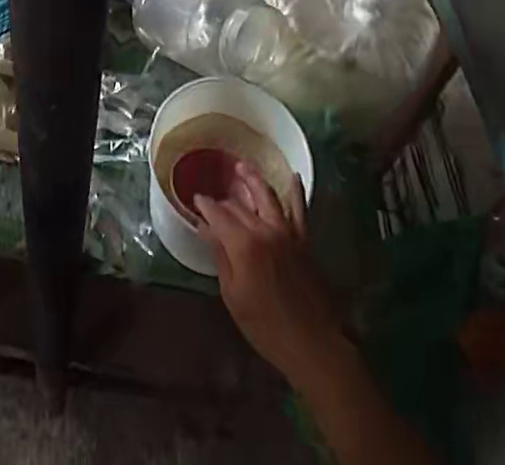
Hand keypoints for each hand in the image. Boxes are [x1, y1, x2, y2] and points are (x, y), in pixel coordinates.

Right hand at [193, 162, 346, 384]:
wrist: (309, 338)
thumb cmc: (264, 325)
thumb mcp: (233, 295)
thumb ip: (221, 256)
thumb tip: (208, 229)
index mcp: (244, 245)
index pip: (219, 216)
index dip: (206, 206)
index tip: (195, 199)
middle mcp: (266, 230)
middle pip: (241, 206)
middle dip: (225, 197)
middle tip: (213, 191)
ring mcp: (288, 231)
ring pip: (268, 197)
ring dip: (254, 180)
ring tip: (242, 167)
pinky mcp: (303, 238)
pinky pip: (299, 207)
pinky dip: (294, 190)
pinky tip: (292, 176)